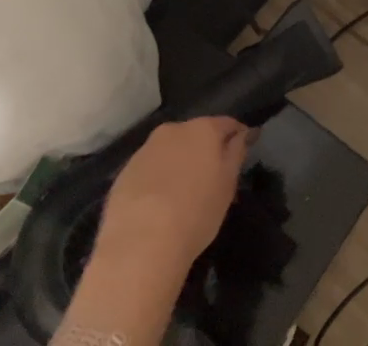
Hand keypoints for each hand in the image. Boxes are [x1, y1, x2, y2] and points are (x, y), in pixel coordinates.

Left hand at [96, 117, 252, 271]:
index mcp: (202, 129)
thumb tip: (242, 134)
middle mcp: (172, 131)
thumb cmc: (196, 212)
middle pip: (196, 135)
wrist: (140, 243)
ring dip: (179, 164)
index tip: (243, 151)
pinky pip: (150, 169)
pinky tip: (159, 205)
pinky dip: (158, 179)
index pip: (227, 124)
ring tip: (184, 195)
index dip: (238, 136)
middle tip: (213, 180)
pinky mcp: (124, 173)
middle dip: (205, 151)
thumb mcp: (228, 185)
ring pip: (170, 151)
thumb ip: (236, 153)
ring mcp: (144, 150)